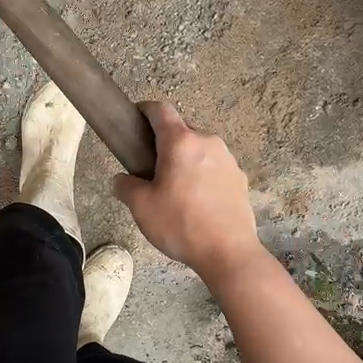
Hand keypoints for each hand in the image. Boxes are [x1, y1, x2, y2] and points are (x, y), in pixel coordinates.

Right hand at [111, 101, 263, 283]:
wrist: (229, 253)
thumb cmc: (181, 225)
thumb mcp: (141, 207)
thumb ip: (126, 186)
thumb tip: (122, 180)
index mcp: (181, 142)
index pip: (160, 109)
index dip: (144, 109)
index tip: (135, 119)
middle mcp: (207, 141)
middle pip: (181, 130)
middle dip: (165, 142)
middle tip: (151, 167)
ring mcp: (228, 159)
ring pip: (200, 149)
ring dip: (186, 159)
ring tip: (176, 189)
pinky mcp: (240, 178)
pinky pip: (215, 167)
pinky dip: (203, 174)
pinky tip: (198, 201)